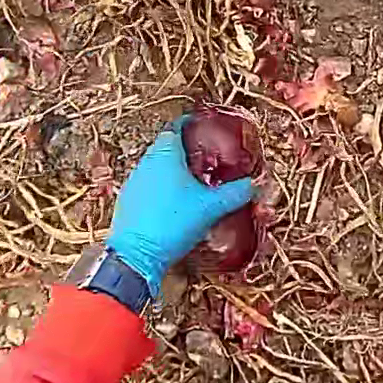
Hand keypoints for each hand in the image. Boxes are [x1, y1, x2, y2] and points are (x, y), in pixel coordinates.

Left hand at [105, 116, 254, 288]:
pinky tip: (177, 203)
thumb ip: (235, 193)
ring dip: (174, 170)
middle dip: (187, 150)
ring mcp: (134, 183)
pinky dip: (163, 188)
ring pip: (157, 167)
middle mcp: (146, 163)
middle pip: (167, 146)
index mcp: (165, 155)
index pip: (176, 127)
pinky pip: (149, 186)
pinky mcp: (128, 202)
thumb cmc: (174, 222)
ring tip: (195, 181)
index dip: (191, 125)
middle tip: (208, 158)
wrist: (136, 257)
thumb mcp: (212, 207)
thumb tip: (254, 185)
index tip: (205, 128)